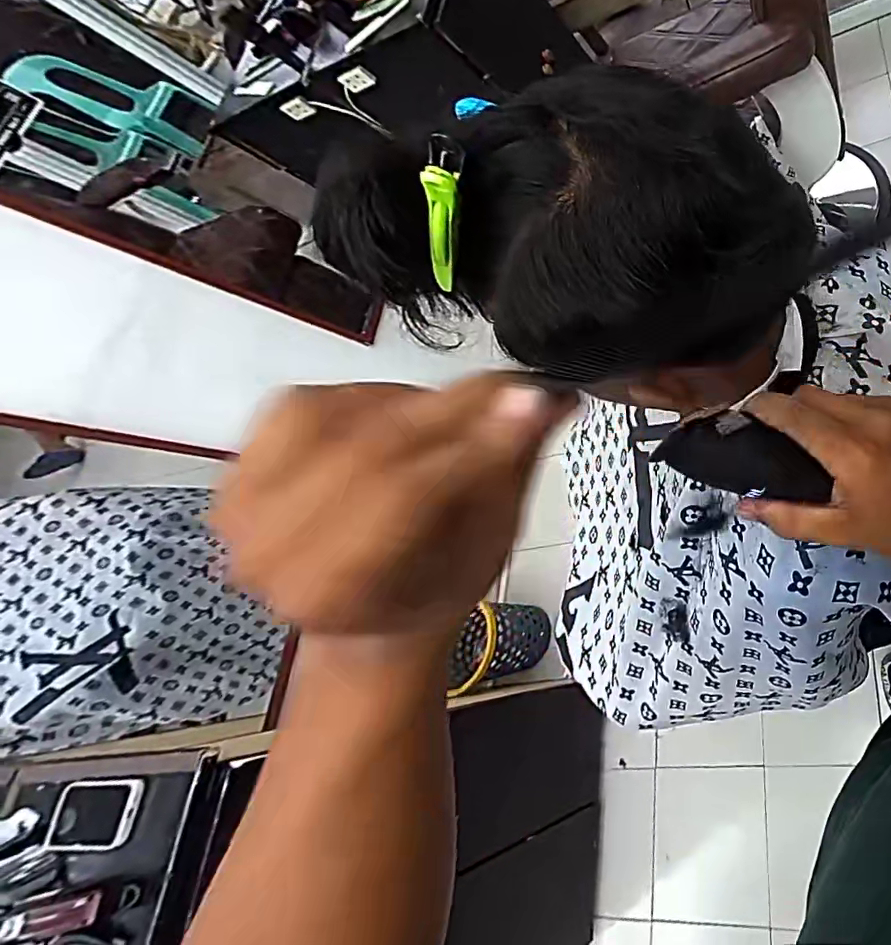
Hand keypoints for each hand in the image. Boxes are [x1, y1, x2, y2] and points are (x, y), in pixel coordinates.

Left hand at [210, 373, 574, 646]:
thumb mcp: (494, 534)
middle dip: (455, 410)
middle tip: (512, 393)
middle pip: (369, 450)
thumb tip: (541, 401)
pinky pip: (303, 406)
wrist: (378, 607)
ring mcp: (243, 508)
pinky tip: (402, 416)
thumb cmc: (439, 581)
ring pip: (333, 417)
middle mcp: (269, 552)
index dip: (475, 440)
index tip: (530, 401)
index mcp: (336, 589)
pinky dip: (364, 397)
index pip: (407, 491)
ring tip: (454, 418)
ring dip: (409, 404)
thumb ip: (512, 461)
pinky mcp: (238, 470)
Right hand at [738, 385, 890, 566]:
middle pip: (809, 395)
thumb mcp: (844, 531)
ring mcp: (889, 408)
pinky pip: (856, 400)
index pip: (793, 413)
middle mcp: (869, 418)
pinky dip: (839, 413)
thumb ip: (790, 517)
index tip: (741, 416)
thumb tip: (745, 507)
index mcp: (852, 451)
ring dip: (814, 411)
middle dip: (785, 409)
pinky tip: (843, 442)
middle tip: (773, 439)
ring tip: (809, 445)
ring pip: (833, 395)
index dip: (760, 409)